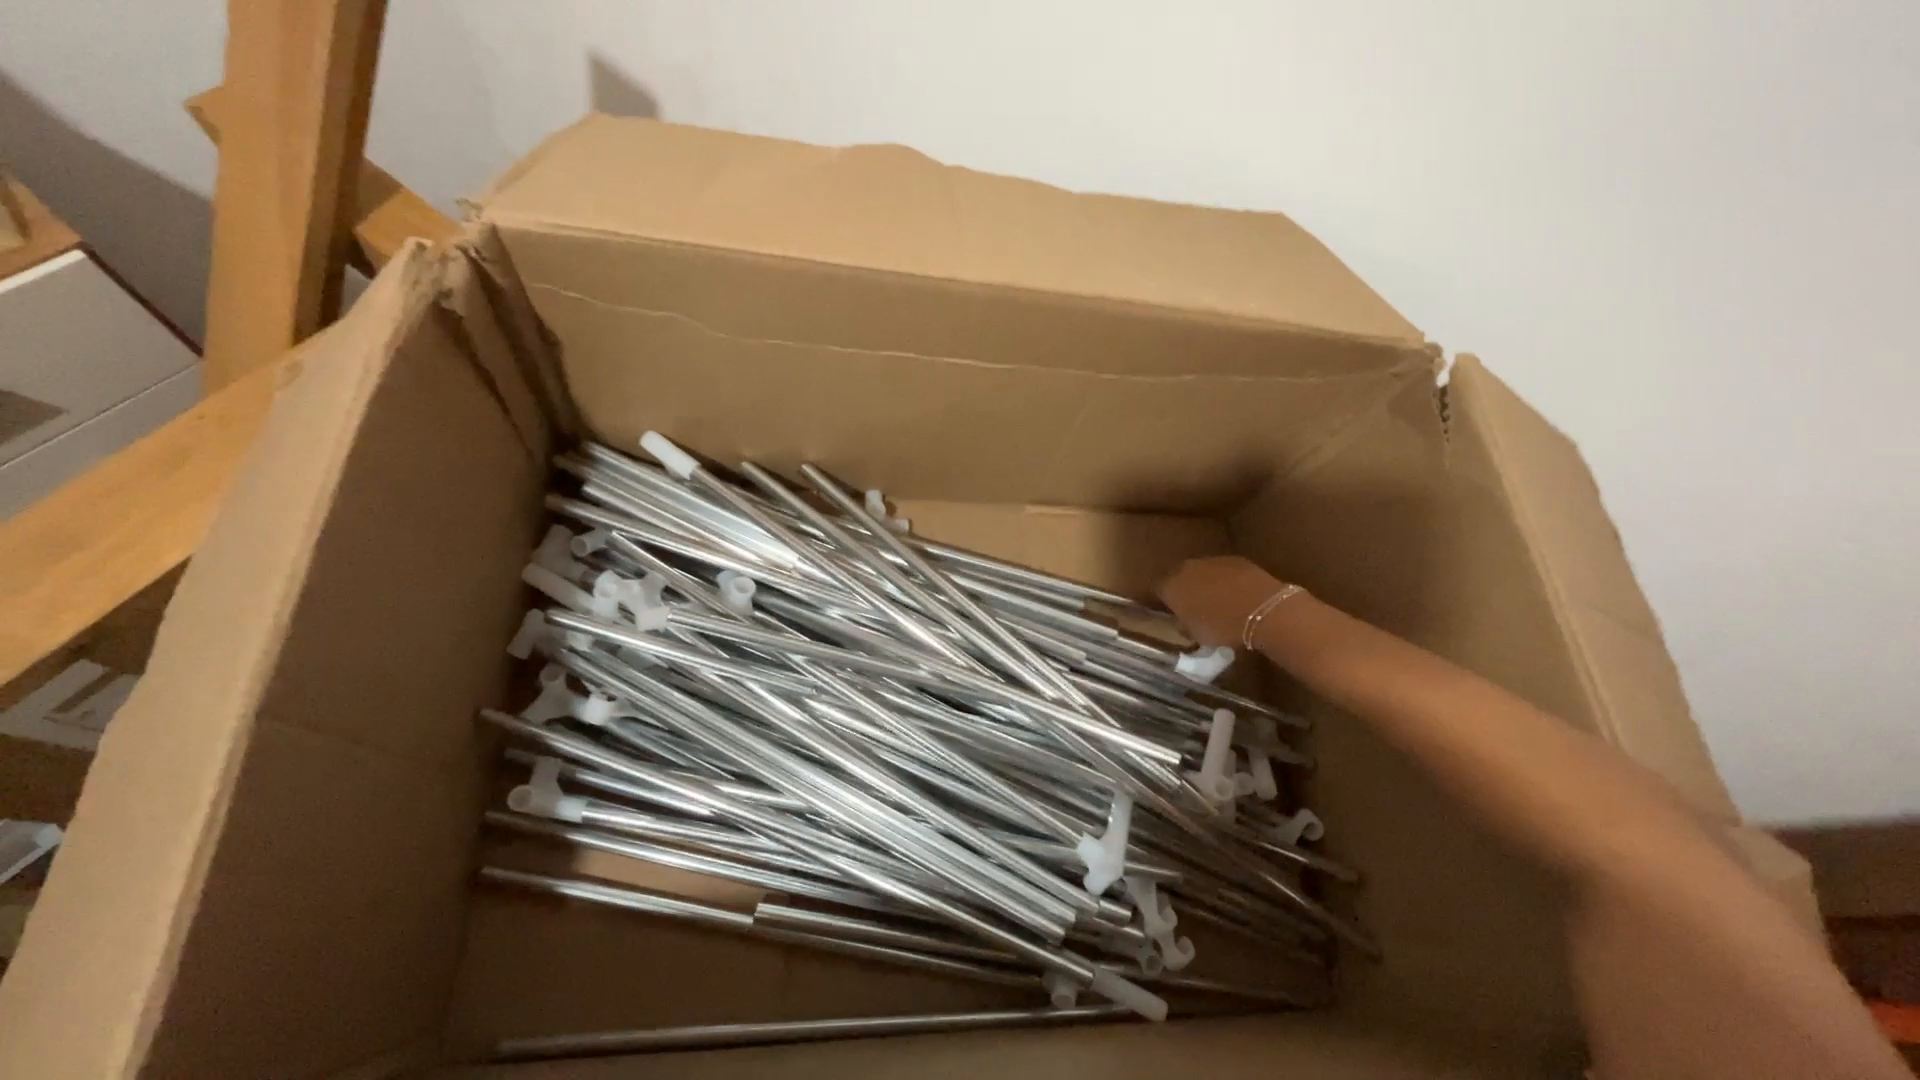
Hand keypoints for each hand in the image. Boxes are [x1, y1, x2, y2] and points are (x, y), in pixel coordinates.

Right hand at [1156, 555, 1288, 646]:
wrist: (1263, 610)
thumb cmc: (1222, 628)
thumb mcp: (1195, 635)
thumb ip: (1183, 624)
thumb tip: (1181, 620)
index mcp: (1170, 586)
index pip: (1156, 589)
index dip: (1161, 600)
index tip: (1167, 611)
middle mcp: (1187, 568)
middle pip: (1177, 575)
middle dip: (1182, 588)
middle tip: (1190, 605)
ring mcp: (1212, 560)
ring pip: (1201, 571)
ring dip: (1204, 582)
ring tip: (1215, 600)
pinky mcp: (1236, 559)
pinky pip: (1223, 570)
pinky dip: (1225, 579)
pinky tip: (1235, 593)